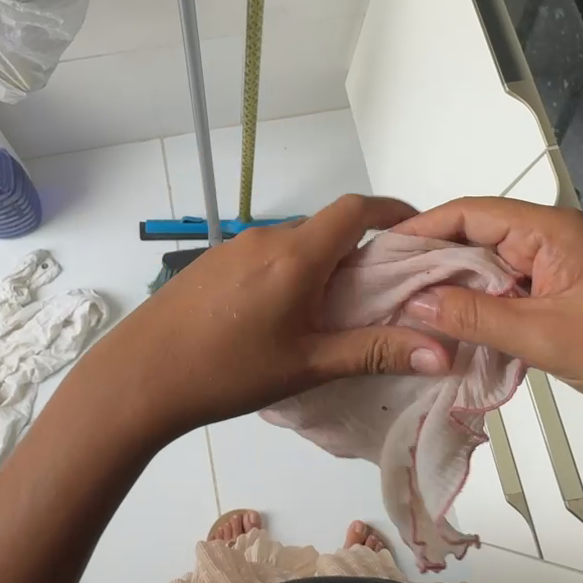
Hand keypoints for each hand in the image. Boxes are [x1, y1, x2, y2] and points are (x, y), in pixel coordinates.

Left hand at [81, 194, 452, 440]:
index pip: (356, 208)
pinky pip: (265, 255)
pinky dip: (289, 272)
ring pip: (294, 243)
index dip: (392, 211)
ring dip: (321, 264)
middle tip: (381, 295)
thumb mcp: (308, 364)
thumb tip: (442, 350)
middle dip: (360, 251)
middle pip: (326, 228)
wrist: (140, 375)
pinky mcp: (211, 263)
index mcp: (296, 253)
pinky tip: (281, 316)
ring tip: (332, 313)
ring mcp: (233, 247)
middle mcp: (266, 237)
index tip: (417, 232)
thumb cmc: (228, 370)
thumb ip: (374, 351)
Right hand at [395, 197, 582, 439]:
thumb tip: (415, 302)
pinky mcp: (565, 297)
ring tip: (410, 311)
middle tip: (386, 290)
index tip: (381, 254)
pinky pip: (509, 294)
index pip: (469, 212)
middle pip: (475, 239)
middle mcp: (552, 240)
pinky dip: (481, 310)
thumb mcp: (547, 336)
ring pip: (490, 270)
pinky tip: (455, 330)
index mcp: (551, 230)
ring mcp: (559, 269)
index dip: (421, 229)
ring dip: (455, 290)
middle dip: (431, 263)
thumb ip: (475, 317)